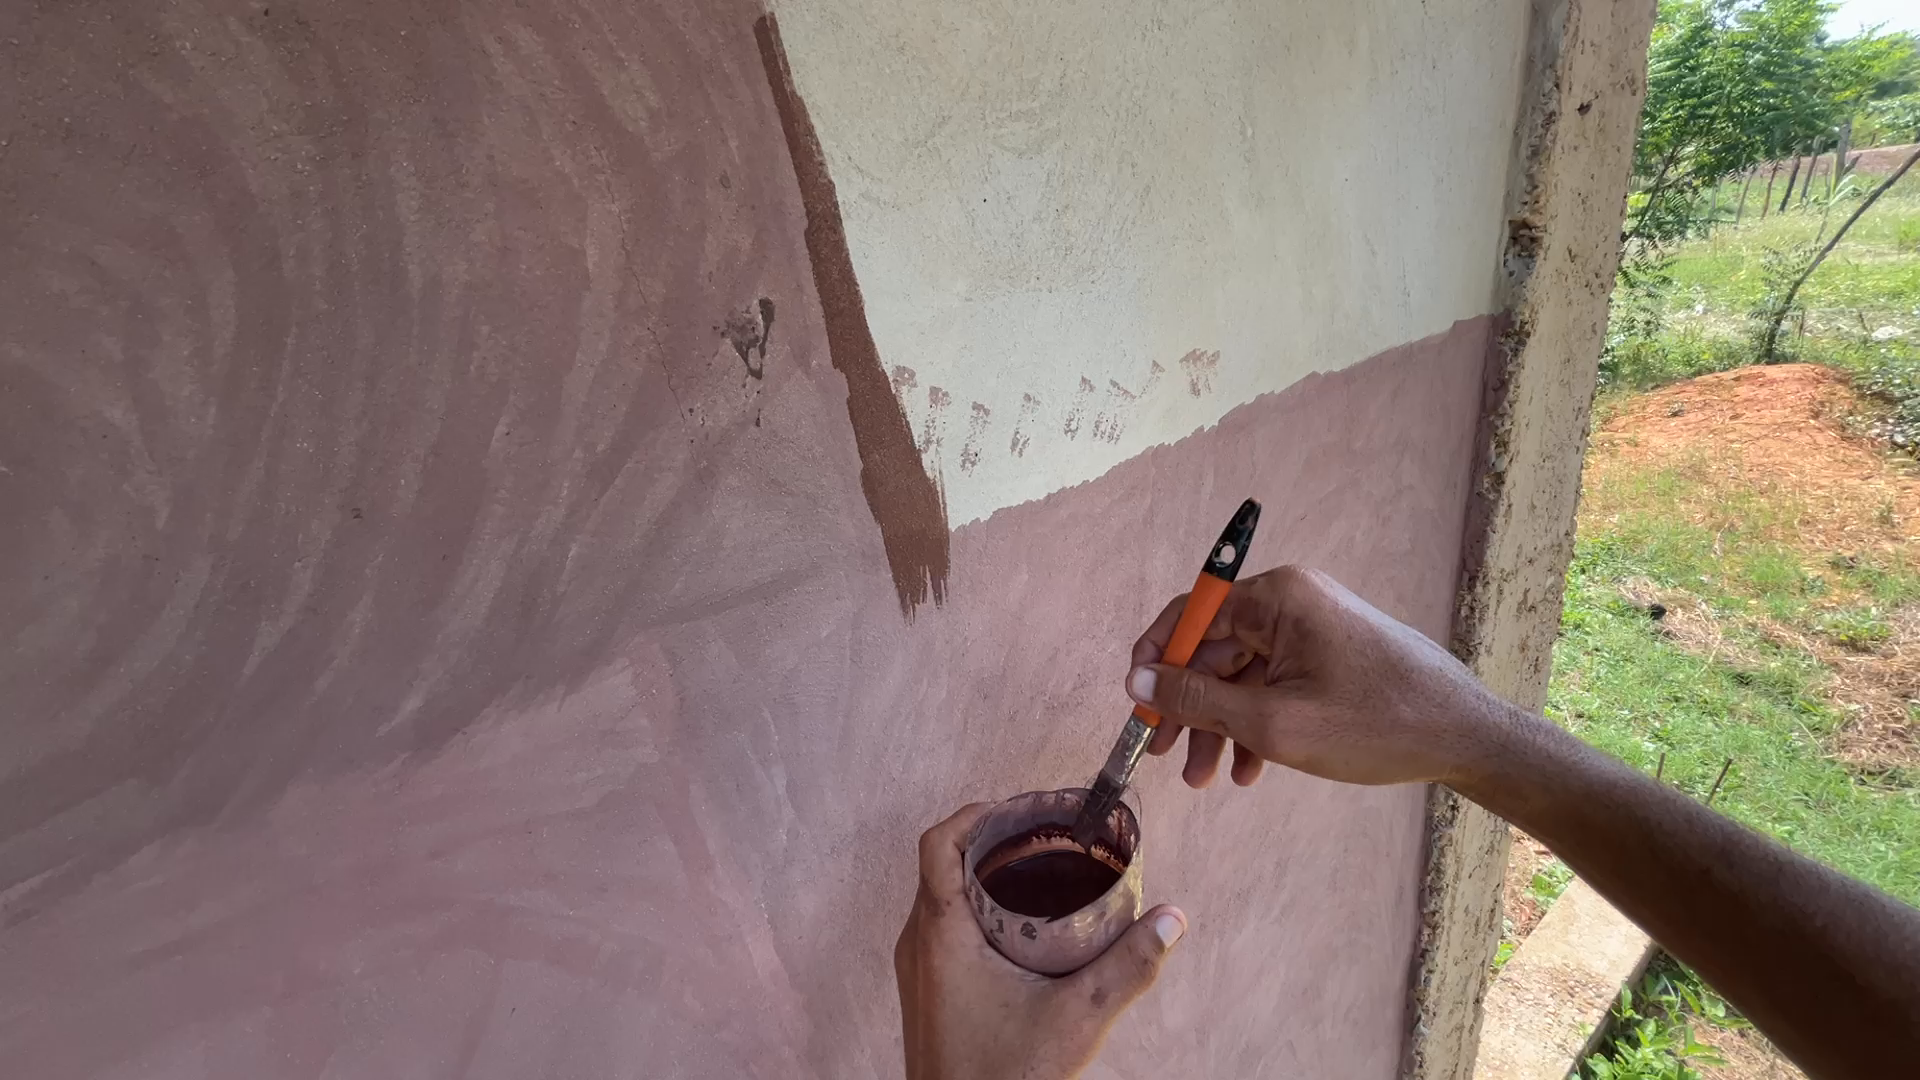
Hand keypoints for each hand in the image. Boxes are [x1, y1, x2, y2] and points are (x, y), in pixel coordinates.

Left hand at [895, 804, 1188, 1079]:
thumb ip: (1128, 966)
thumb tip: (1173, 917)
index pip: (936, 843)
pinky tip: (1014, 921)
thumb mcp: (1076, 1019)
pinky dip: (970, 904)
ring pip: (939, 893)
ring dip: (976, 872)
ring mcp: (915, 966)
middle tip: (1036, 836)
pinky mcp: (923, 988)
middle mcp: (917, 939)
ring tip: (1030, 869)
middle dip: (985, 840)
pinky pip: (939, 922)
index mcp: (940, 931)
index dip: (970, 814)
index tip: (1013, 810)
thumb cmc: (1007, 1078)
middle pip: (940, 862)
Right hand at [1129, 565, 1512, 787]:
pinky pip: (1274, 683)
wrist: (1474, 742)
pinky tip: (1248, 769)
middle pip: (1215, 650)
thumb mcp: (1272, 721)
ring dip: (1221, 725)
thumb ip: (1196, 700)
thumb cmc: (1373, 726)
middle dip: (1193, 708)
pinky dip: (1256, 723)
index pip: (1191, 613)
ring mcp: (1310, 627)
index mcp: (1276, 596)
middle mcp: (1289, 601)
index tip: (1137, 701)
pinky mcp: (1327, 654)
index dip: (1156, 656)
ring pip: (1243, 674)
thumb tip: (1136, 681)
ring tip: (1207, 778)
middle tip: (1168, 755)